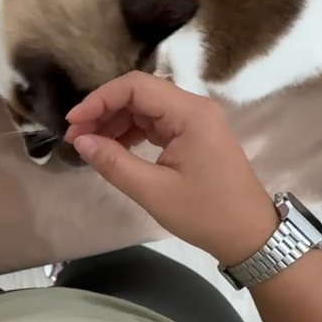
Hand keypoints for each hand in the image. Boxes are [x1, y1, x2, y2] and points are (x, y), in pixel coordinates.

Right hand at [64, 72, 280, 266]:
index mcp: (190, 114)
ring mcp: (194, 121)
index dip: (99, 100)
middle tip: (76, 138)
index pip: (136, 87)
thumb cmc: (205, 213)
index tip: (72, 123)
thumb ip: (114, 163)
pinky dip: (130, 133)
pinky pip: (154, 124)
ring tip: (89, 146)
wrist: (248, 234)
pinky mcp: (192, 136)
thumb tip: (80, 141)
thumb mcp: (153, 191)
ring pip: (144, 108)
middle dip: (104, 111)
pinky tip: (112, 150)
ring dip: (114, 123)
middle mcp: (193, 108)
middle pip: (139, 94)